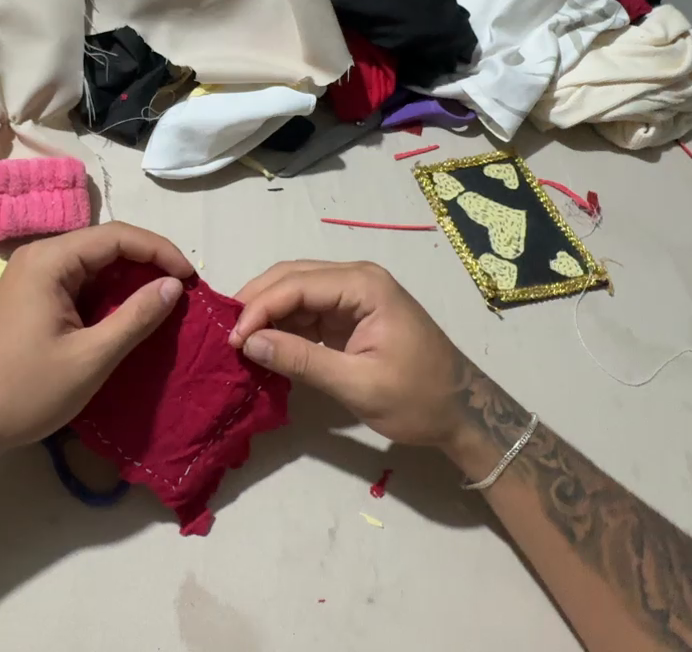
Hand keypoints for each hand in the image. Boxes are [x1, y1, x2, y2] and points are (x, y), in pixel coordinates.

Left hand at [0, 223, 192, 468]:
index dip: (159, 251)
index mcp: (50, 260)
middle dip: (146, 264)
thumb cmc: (24, 390)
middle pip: (104, 245)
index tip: (191, 279)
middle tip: (181, 292)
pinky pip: (76, 284)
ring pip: (91, 266)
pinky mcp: (28, 300)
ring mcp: (30, 278)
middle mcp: (38, 258)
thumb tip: (172, 286)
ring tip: (162, 306)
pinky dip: (106, 296)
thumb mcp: (90, 357)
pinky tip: (125, 318)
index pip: (117, 236)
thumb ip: (136, 317)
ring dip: (127, 281)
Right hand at [227, 261, 468, 449]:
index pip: (296, 284)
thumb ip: (302, 360)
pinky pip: (306, 310)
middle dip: (256, 302)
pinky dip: (282, 325)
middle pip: (291, 277)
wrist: (464, 414)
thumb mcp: (358, 384)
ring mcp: (353, 295)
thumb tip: (249, 343)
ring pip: (294, 291)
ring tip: (239, 340)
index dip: (259, 308)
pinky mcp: (349, 314)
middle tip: (226, 333)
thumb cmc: (419, 399)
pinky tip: (264, 343)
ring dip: (266, 312)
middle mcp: (355, 278)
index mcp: (364, 285)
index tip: (234, 340)